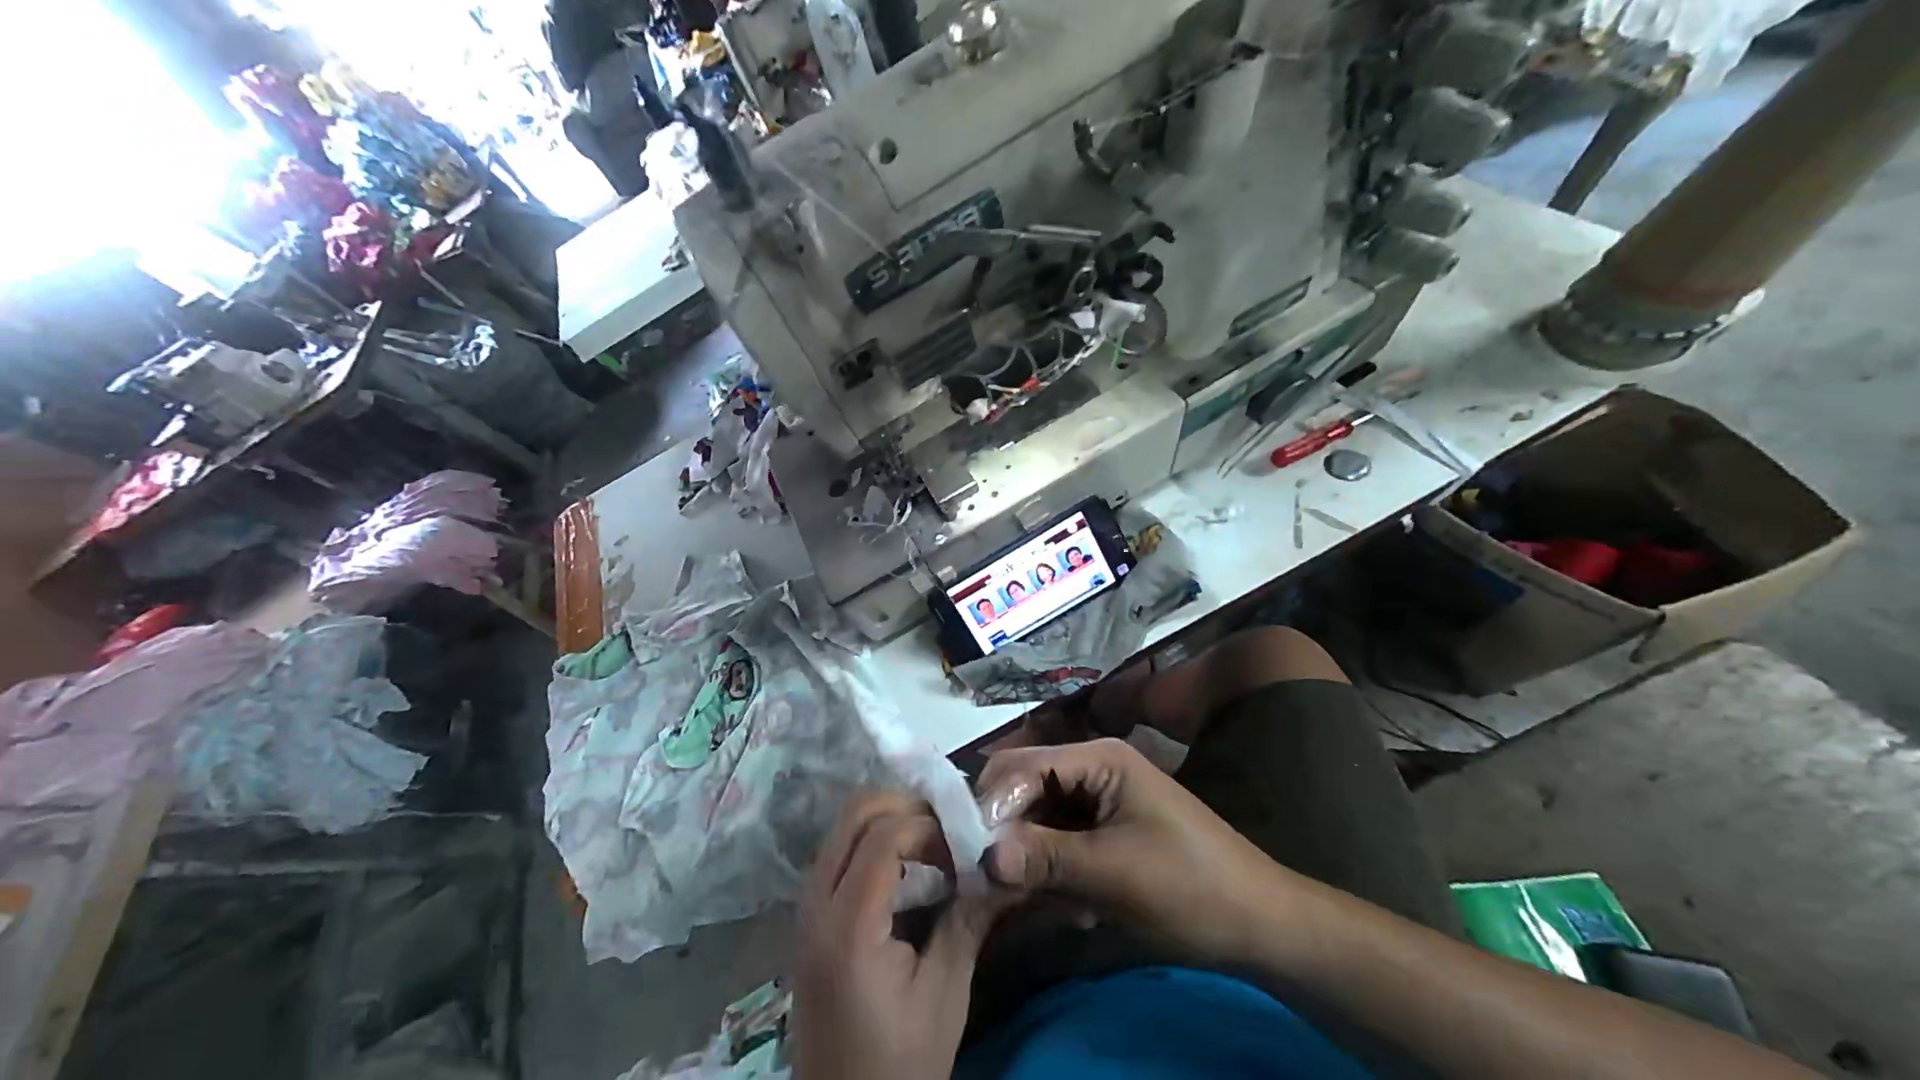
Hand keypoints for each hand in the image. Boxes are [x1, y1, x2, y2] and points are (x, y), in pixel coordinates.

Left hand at [792, 792, 1004, 1079]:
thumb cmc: (899, 1060)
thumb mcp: (944, 992)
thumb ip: (968, 918)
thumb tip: (1005, 864)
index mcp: (847, 926)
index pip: (883, 835)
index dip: (930, 827)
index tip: (965, 851)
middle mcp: (814, 904)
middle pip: (855, 813)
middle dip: (907, 808)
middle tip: (950, 833)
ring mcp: (806, 907)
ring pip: (844, 827)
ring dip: (891, 821)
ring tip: (935, 846)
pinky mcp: (809, 916)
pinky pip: (839, 851)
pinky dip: (875, 841)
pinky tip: (909, 866)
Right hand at [977, 738, 1289, 961]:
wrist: (1258, 923)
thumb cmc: (1191, 887)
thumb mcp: (1114, 873)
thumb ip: (1045, 859)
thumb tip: (981, 857)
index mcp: (1098, 757)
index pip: (1022, 766)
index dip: (990, 805)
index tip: (966, 854)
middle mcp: (1090, 767)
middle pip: (1022, 788)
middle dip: (1003, 832)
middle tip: (986, 881)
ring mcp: (1095, 799)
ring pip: (1033, 818)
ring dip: (1024, 857)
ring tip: (1023, 899)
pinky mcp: (1099, 830)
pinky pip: (1053, 841)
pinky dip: (1046, 870)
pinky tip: (1057, 904)